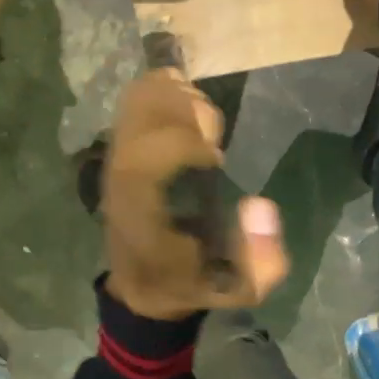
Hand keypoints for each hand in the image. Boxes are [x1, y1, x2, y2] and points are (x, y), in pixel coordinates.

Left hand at [102, 70, 288, 319]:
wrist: (142, 286)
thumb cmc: (190, 284)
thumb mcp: (237, 289)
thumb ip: (260, 260)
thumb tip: (261, 205)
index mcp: (141, 214)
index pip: (143, 159)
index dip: (182, 144)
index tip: (217, 158)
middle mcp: (122, 176)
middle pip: (140, 116)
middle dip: (185, 113)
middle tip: (214, 137)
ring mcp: (117, 156)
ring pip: (139, 100)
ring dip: (178, 98)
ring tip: (204, 126)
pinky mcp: (123, 146)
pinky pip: (137, 99)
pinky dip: (166, 88)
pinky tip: (191, 107)